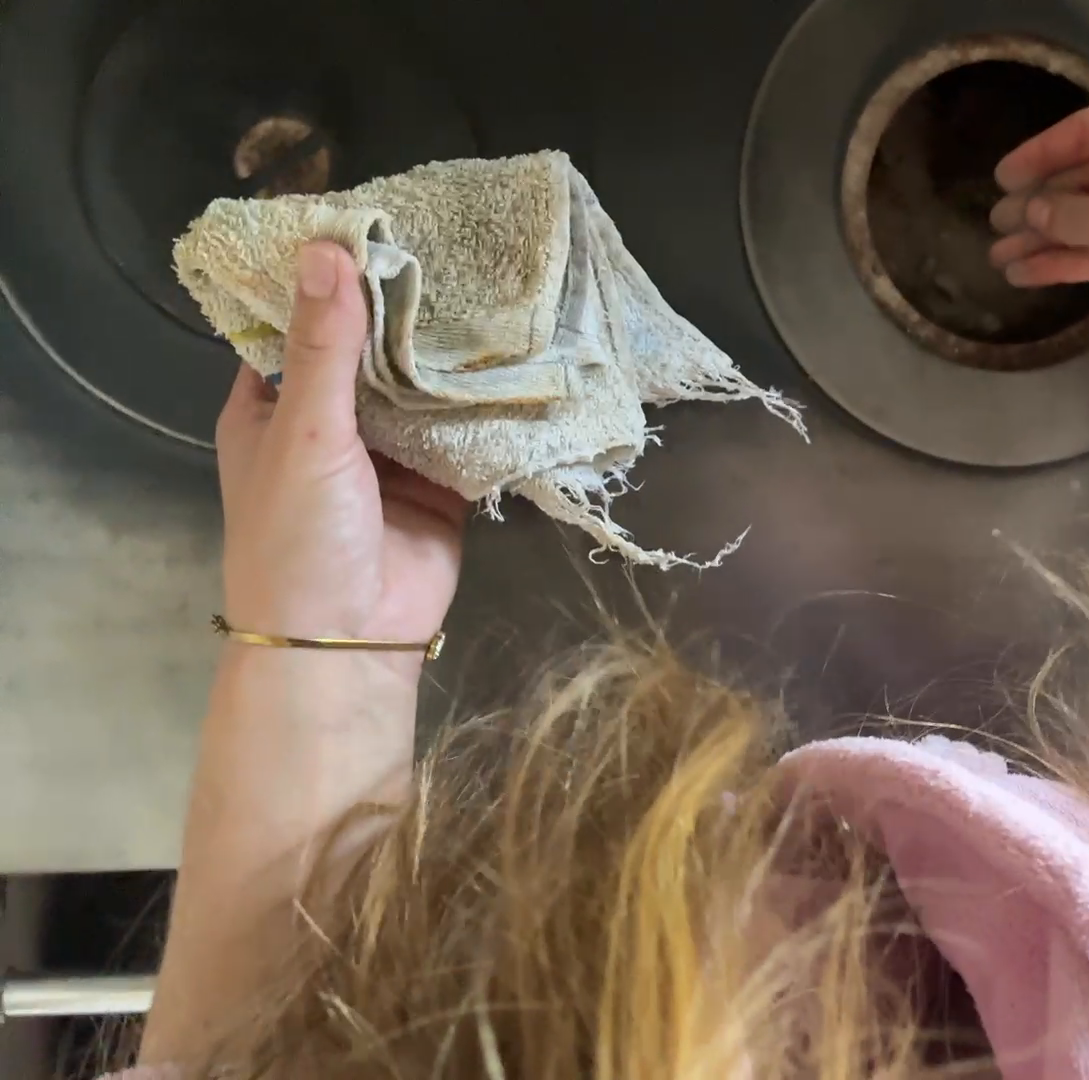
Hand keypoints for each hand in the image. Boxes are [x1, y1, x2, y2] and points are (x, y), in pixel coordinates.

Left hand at [214, 243, 465, 672]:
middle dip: (412, 323)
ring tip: (501, 312)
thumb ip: (327, 350)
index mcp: (278, 406)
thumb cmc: (300, 530)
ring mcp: (396, 456)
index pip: (302, 327)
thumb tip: (329, 250)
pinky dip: (491, 417)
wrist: (352, 631)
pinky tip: (522, 379)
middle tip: (462, 268)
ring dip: (456, 368)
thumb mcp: (306, 433)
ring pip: (428, 398)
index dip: (334, 284)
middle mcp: (338, 425)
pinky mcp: (445, 484)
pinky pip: (469, 439)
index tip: (381, 236)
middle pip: (376, 360)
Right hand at [989, 107, 1088, 350]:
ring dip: (1044, 238)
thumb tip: (1032, 209)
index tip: (1003, 178)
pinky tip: (1026, 274)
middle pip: (1084, 179)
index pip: (1085, 131)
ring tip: (1000, 258)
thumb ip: (1062, 211)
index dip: (1039, 153)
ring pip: (1088, 219)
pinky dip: (1066, 259)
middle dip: (1038, 205)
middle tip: (997, 223)